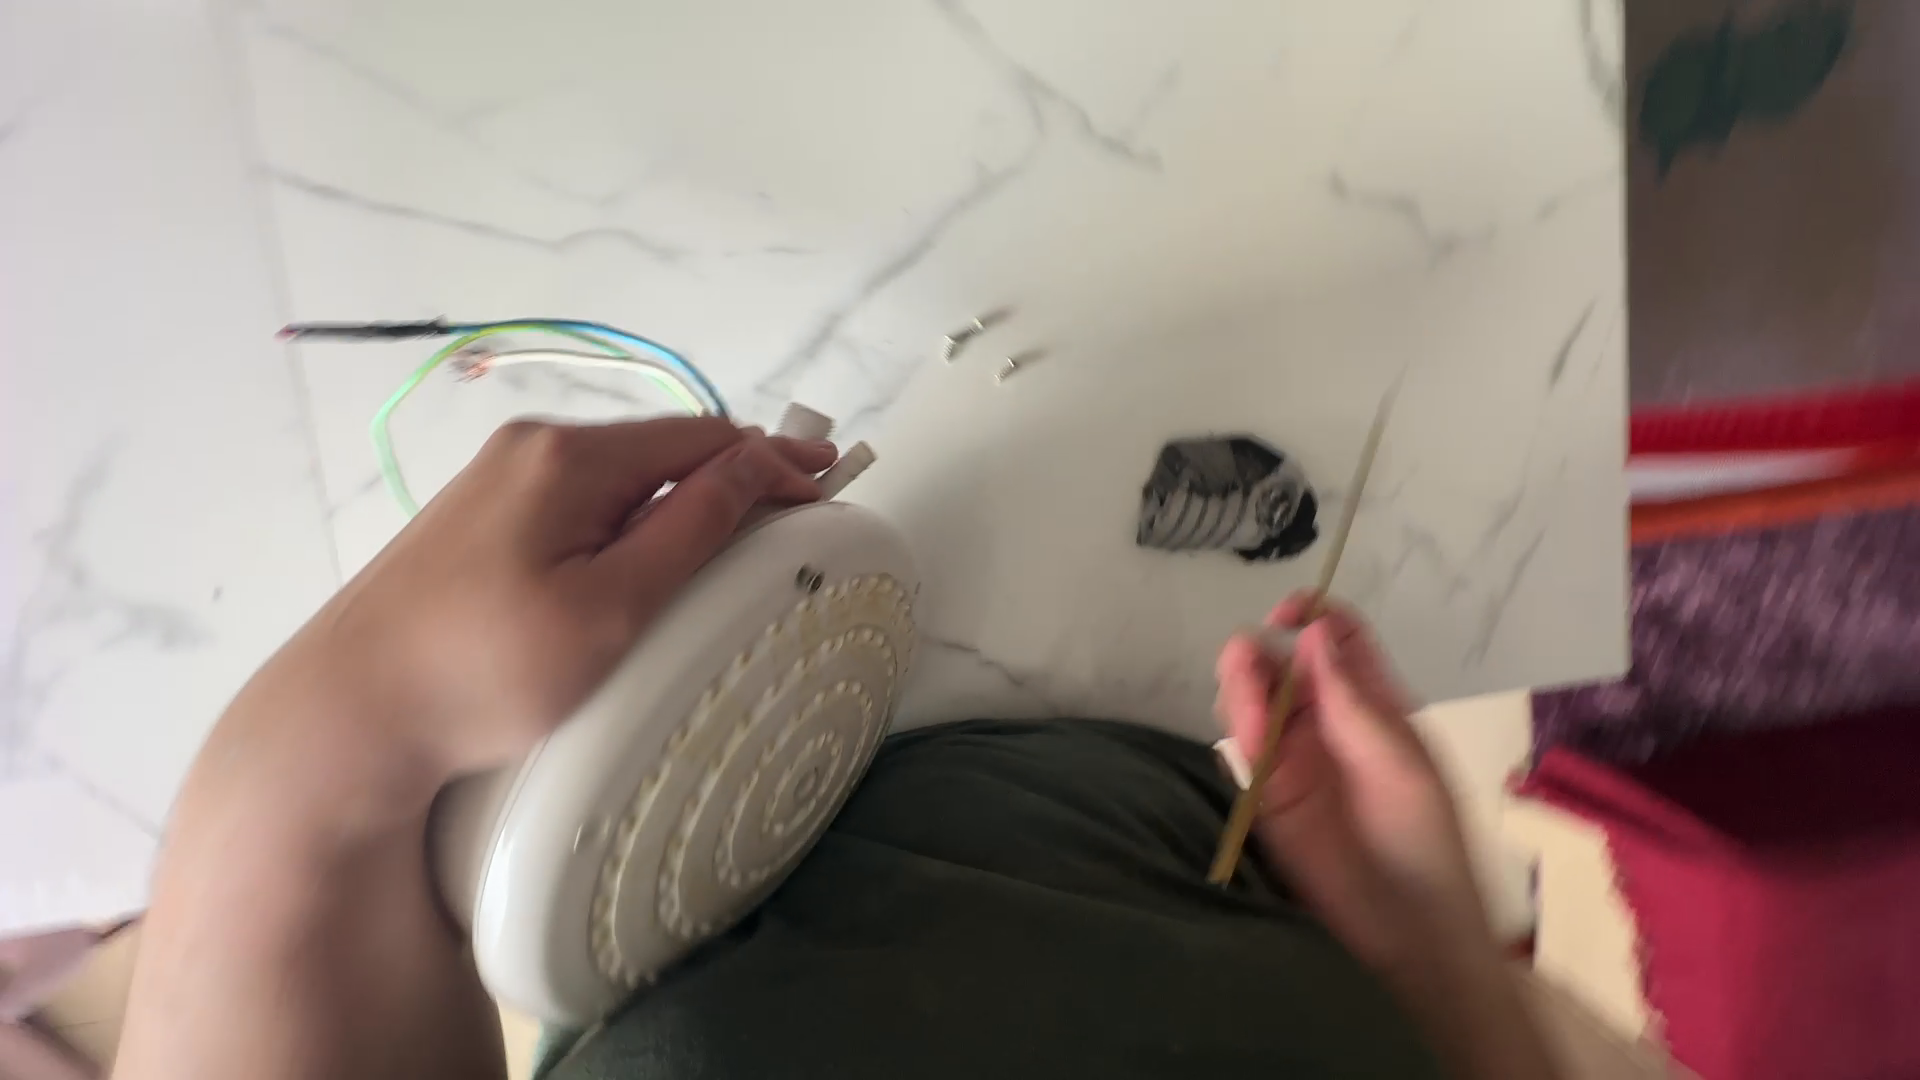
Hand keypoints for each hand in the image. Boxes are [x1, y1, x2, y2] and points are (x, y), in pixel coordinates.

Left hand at [230, 417, 836, 803]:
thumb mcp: (612, 604)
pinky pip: (596, 499)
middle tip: (803, 496)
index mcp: (570, 459)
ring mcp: (505, 481)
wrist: (342, 722)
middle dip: (741, 469)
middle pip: (667, 448)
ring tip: (751, 521)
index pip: (702, 439)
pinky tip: (669, 541)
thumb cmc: (487, 672)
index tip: (826, 485)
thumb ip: (691, 526)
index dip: (772, 458)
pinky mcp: (491, 517)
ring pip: (633, 474)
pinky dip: (653, 512)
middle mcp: (535, 450)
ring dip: (698, 491)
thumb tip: (754, 465)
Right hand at [1214, 592, 1488, 967]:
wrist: (1404, 928)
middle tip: (1249, 661)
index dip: (1311, 615)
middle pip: (1279, 658)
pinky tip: (1247, 731)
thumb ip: (1352, 699)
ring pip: (1249, 691)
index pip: (1335, 636)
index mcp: (1369, 699)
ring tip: (1248, 707)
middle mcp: (1323, 714)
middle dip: (1259, 651)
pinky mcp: (1262, 780)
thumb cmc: (1423, 838)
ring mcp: (1289, 747)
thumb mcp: (1399, 761)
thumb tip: (1315, 630)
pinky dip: (1237, 722)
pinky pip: (1240, 737)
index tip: (1287, 616)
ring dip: (1240, 684)